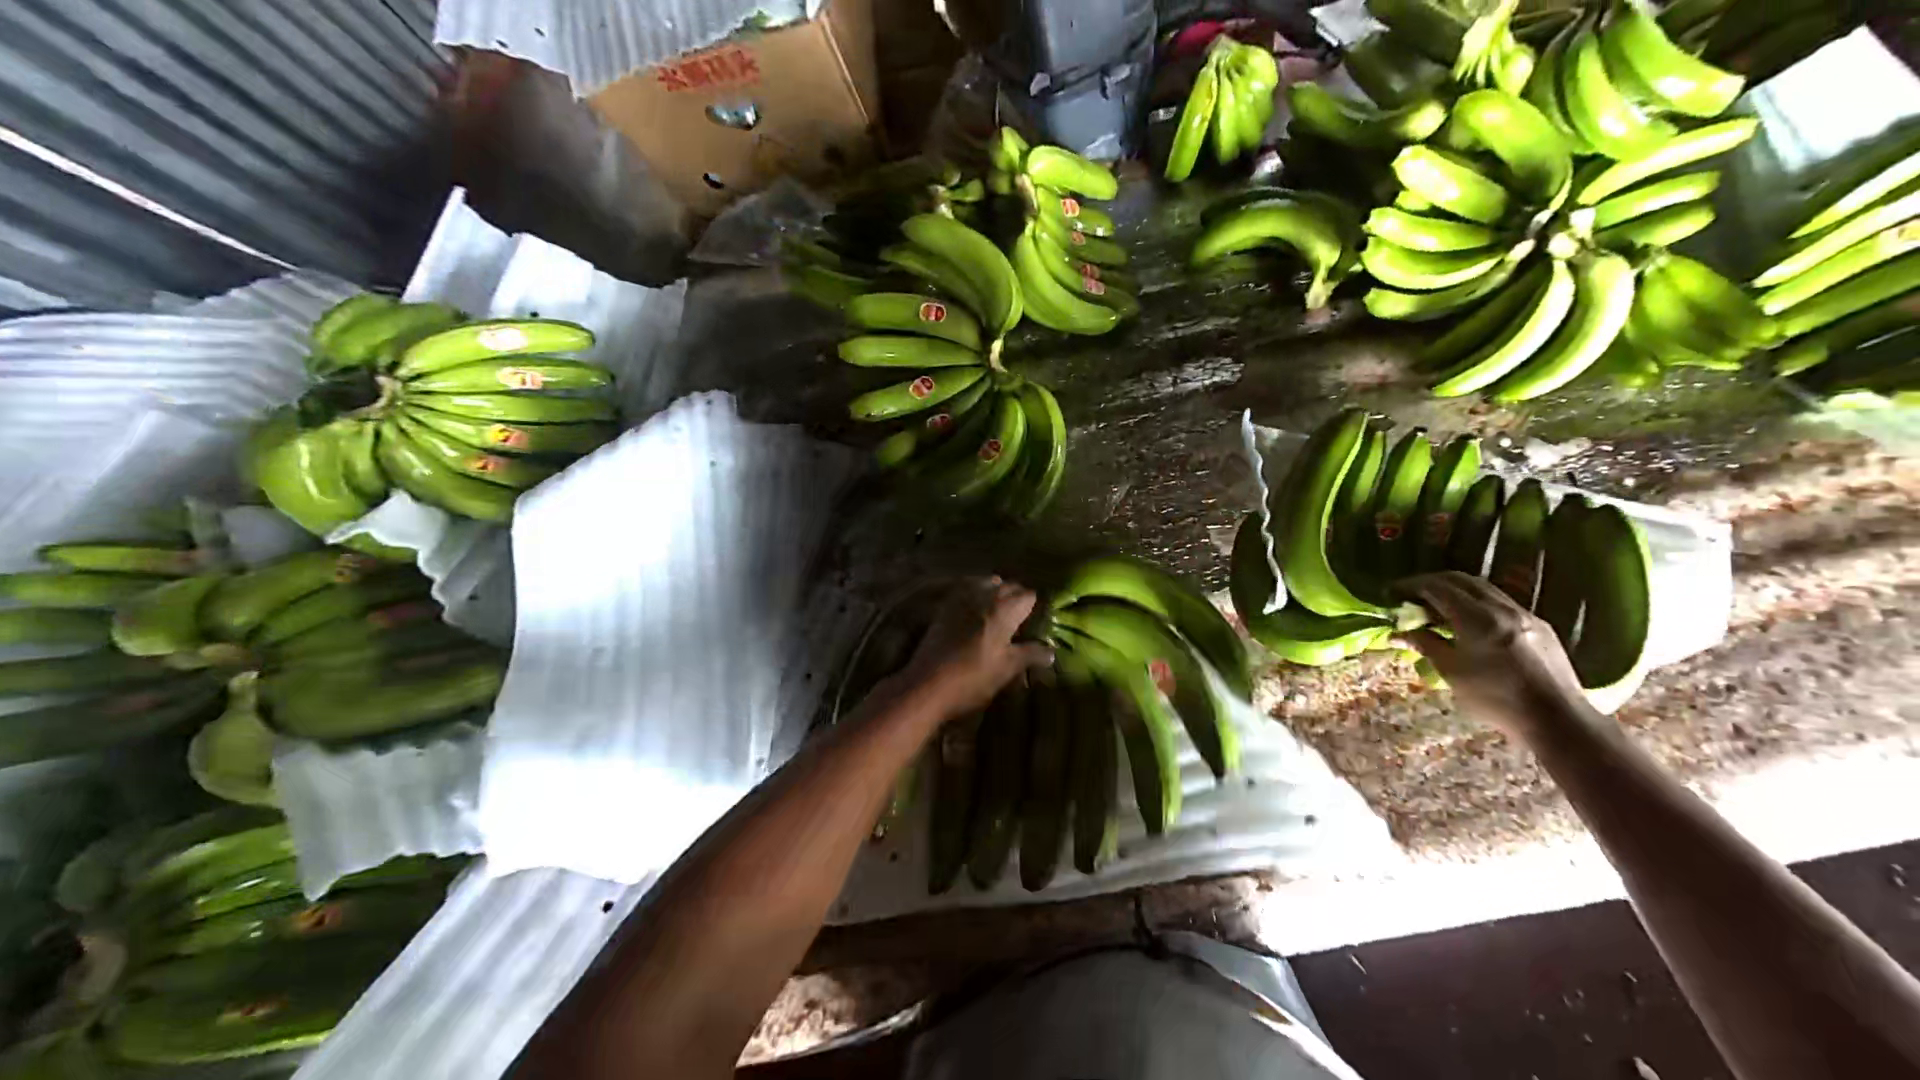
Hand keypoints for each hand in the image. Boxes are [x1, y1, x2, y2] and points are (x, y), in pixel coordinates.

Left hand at [889, 577, 1053, 720]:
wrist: (926, 684)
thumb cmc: (972, 678)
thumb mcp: (1007, 669)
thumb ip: (1030, 655)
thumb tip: (1051, 651)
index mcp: (1004, 609)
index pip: (1028, 596)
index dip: (1035, 606)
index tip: (1038, 620)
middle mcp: (984, 596)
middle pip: (1008, 586)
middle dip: (1017, 597)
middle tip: (1022, 618)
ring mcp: (961, 599)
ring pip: (985, 584)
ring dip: (995, 592)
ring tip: (999, 611)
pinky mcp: (944, 607)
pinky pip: (965, 590)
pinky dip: (975, 594)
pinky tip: (976, 611)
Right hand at [1396, 572, 1597, 740]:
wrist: (1557, 720)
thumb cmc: (1496, 698)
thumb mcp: (1451, 672)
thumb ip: (1425, 645)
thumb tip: (1398, 634)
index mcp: (1477, 618)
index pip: (1437, 587)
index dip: (1411, 585)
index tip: (1391, 592)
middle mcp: (1502, 608)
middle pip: (1461, 580)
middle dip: (1432, 582)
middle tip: (1411, 594)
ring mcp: (1525, 615)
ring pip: (1484, 589)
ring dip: (1456, 591)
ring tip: (1437, 607)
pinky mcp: (1539, 626)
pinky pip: (1501, 603)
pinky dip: (1477, 603)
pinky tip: (1469, 622)